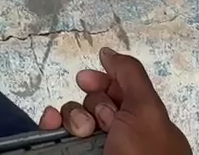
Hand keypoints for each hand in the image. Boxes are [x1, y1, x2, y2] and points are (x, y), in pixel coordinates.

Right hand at [38, 48, 191, 153]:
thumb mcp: (148, 112)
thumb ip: (130, 75)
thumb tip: (107, 53)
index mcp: (145, 124)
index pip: (119, 90)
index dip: (105, 80)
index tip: (91, 80)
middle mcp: (120, 136)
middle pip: (94, 100)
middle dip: (92, 103)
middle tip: (103, 122)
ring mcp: (95, 150)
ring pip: (72, 115)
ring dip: (71, 114)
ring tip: (79, 132)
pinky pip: (54, 134)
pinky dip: (49, 125)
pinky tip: (49, 124)